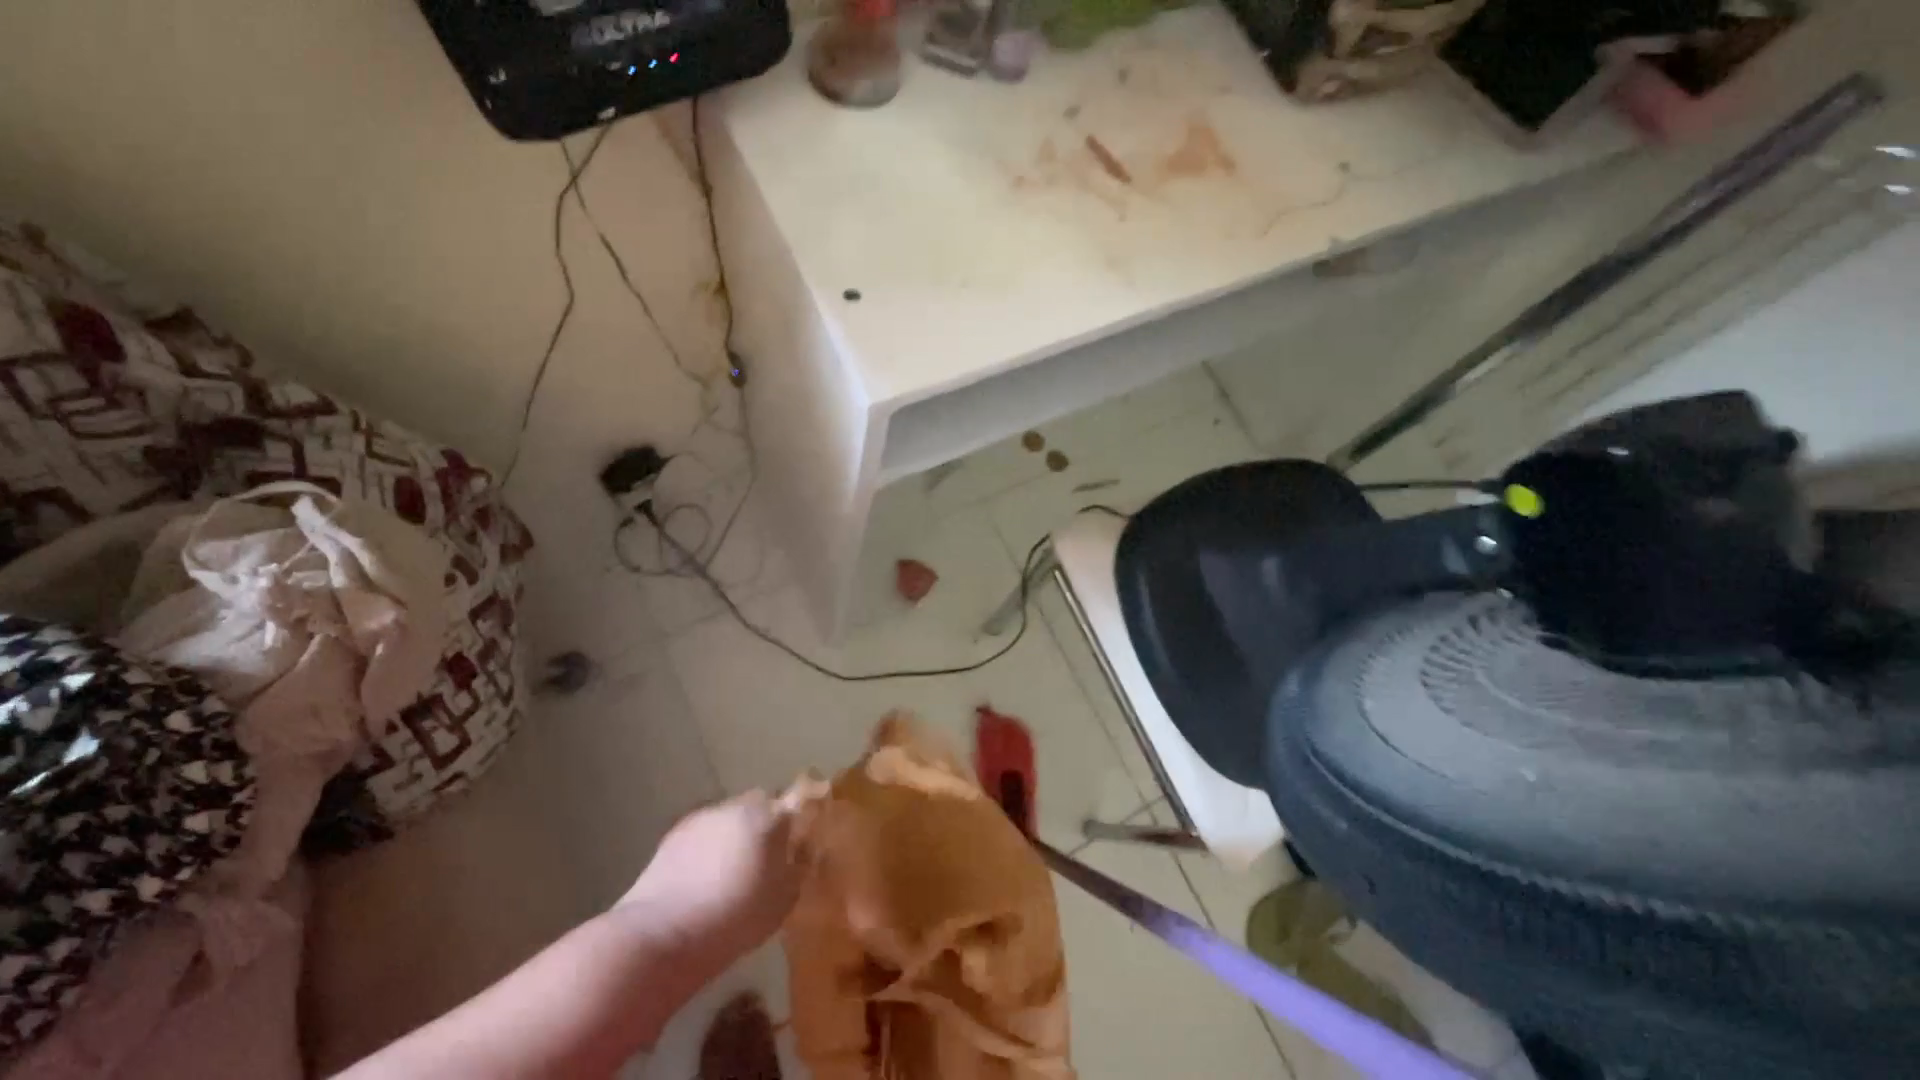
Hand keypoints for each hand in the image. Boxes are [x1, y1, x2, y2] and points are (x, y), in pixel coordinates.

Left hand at [615, 790, 804, 974]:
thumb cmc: (734, 919)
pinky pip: (704, 832)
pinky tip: (706, 876)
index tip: (804, 834)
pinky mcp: (673, 834)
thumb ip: (797, 867)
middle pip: (761, 804)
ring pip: (730, 817)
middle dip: (767, 823)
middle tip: (770, 857)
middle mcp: (736, 806)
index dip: (802, 813)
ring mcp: (701, 817)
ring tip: (734, 870)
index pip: (797, 798)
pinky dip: (710, 845)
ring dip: (736, 833)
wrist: (661, 934)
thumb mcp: (783, 901)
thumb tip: (801, 850)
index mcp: (768, 817)